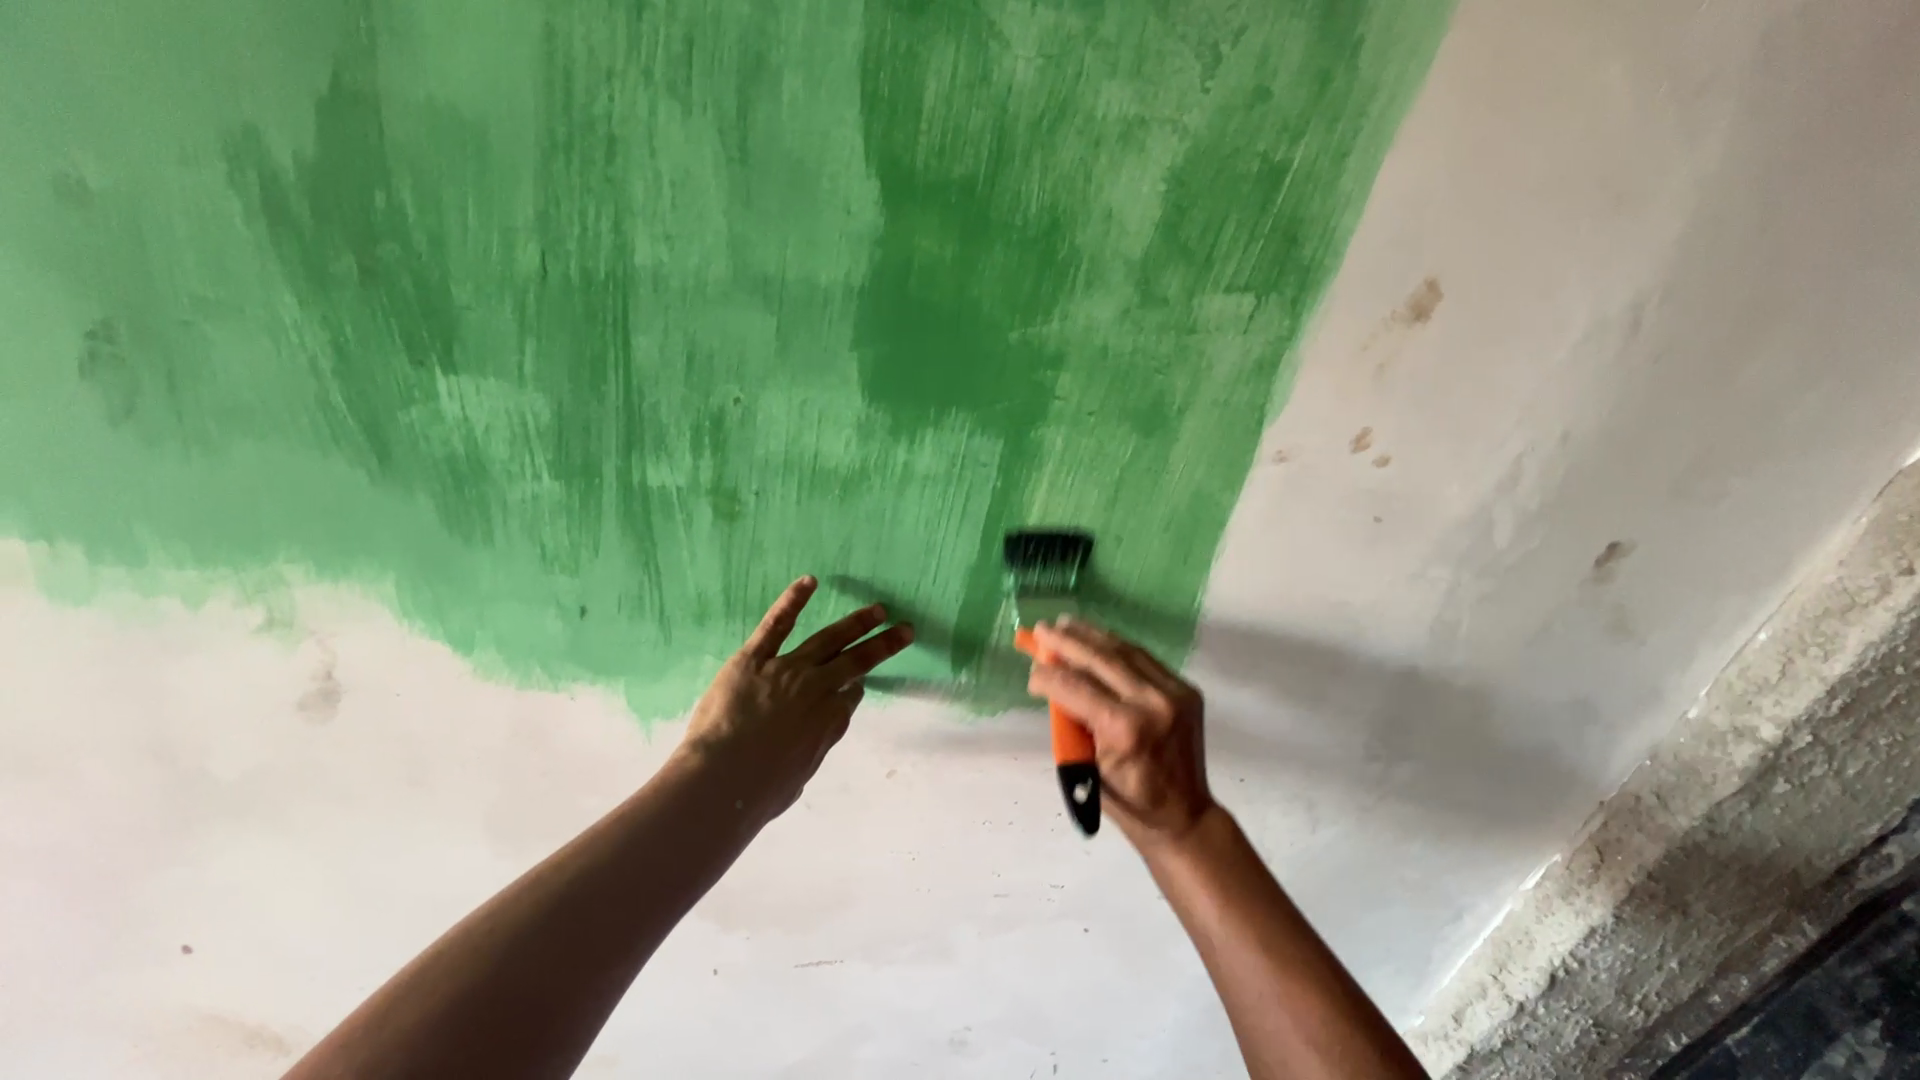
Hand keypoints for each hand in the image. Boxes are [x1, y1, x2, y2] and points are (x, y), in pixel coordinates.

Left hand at [679, 576, 913, 822]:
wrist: (721, 781)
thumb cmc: (759, 791)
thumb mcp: (802, 773)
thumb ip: (820, 742)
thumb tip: (837, 716)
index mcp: (829, 721)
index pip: (850, 697)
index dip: (855, 688)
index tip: (857, 684)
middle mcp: (816, 689)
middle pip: (856, 661)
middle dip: (882, 645)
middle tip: (904, 629)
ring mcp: (787, 669)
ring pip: (827, 640)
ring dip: (855, 623)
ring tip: (876, 610)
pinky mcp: (754, 658)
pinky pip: (776, 624)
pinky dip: (793, 601)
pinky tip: (810, 581)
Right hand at [1024, 617, 1214, 846]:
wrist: (1184, 813)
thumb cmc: (1128, 801)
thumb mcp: (1087, 767)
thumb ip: (1072, 721)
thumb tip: (1055, 682)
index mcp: (1124, 729)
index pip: (1075, 688)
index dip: (1048, 677)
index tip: (1032, 674)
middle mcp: (1151, 703)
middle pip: (1100, 660)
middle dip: (1067, 643)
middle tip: (1042, 630)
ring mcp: (1173, 693)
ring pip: (1125, 651)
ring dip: (1092, 636)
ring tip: (1066, 623)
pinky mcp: (1185, 689)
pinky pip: (1145, 659)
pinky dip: (1117, 647)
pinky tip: (1098, 639)